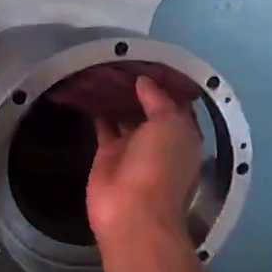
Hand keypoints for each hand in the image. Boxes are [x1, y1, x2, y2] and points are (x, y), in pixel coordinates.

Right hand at [87, 75, 203, 244]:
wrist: (132, 211)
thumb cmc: (159, 165)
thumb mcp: (169, 124)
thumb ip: (158, 100)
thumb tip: (144, 82)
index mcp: (183, 133)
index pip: (177, 102)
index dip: (166, 82)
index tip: (150, 60)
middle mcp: (160, 138)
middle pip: (149, 107)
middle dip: (139, 87)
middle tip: (122, 60)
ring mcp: (133, 146)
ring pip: (125, 114)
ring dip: (117, 97)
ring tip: (104, 69)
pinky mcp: (107, 153)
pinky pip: (103, 125)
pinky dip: (97, 110)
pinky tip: (88, 90)